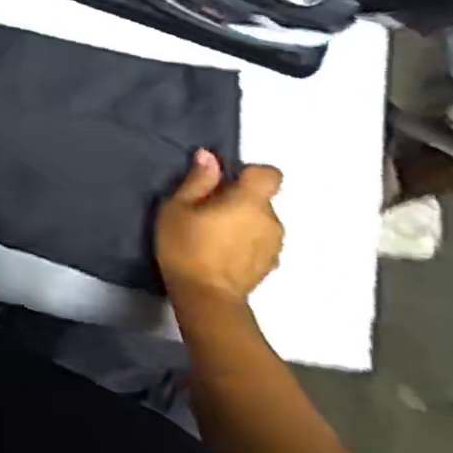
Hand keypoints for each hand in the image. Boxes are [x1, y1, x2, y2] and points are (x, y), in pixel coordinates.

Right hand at [155, 149, 283, 306]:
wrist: (206, 296)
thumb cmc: (185, 245)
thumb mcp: (178, 207)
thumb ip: (198, 181)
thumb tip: (209, 157)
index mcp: (249, 202)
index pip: (269, 174)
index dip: (249, 172)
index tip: (223, 181)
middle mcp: (271, 220)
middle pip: (260, 198)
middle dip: (237, 198)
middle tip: (204, 210)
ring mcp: (275, 244)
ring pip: (260, 219)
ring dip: (242, 219)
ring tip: (211, 233)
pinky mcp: (271, 263)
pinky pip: (261, 239)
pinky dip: (245, 238)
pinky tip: (221, 250)